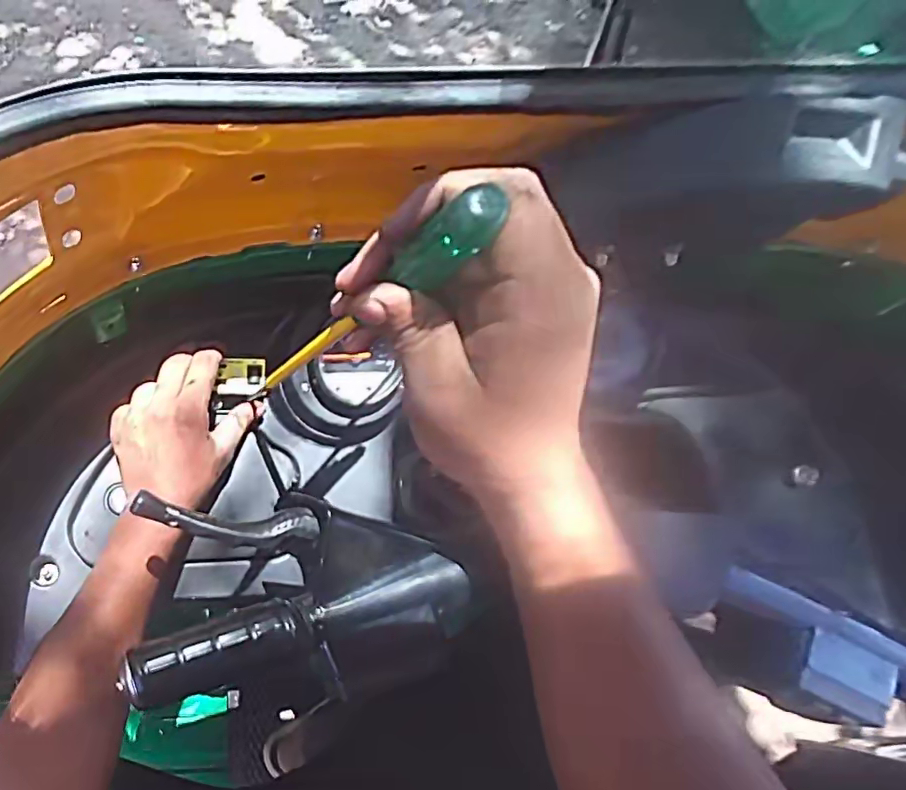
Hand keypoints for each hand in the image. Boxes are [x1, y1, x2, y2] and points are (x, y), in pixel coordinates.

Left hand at [110, 349, 261, 508]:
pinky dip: (142, 406)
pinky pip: (130, 403)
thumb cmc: (186, 486)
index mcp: (186, 409)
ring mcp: (136, 416)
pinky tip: (153, 419)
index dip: (214, 359)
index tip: (216, 363)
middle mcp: (158, 407)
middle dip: (191, 366)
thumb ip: (237, 423)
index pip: (202, 363)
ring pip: (151, 383)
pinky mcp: (120, 427)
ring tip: (174, 405)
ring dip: (165, 387)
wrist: (157, 508)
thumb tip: (249, 408)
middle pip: (175, 363)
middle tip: (199, 379)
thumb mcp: (221, 453)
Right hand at [332, 167, 598, 510]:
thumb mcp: (437, 387)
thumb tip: (372, 291)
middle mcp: (547, 274)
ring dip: (403, 272)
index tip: (383, 251)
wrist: (525, 477)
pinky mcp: (514, 307)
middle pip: (474, 214)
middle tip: (361, 280)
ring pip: (458, 247)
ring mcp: (532, 289)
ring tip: (357, 311)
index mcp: (542, 286)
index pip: (496, 197)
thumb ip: (407, 326)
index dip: (432, 208)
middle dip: (407, 240)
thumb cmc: (492, 443)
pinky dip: (418, 293)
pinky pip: (461, 278)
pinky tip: (381, 324)